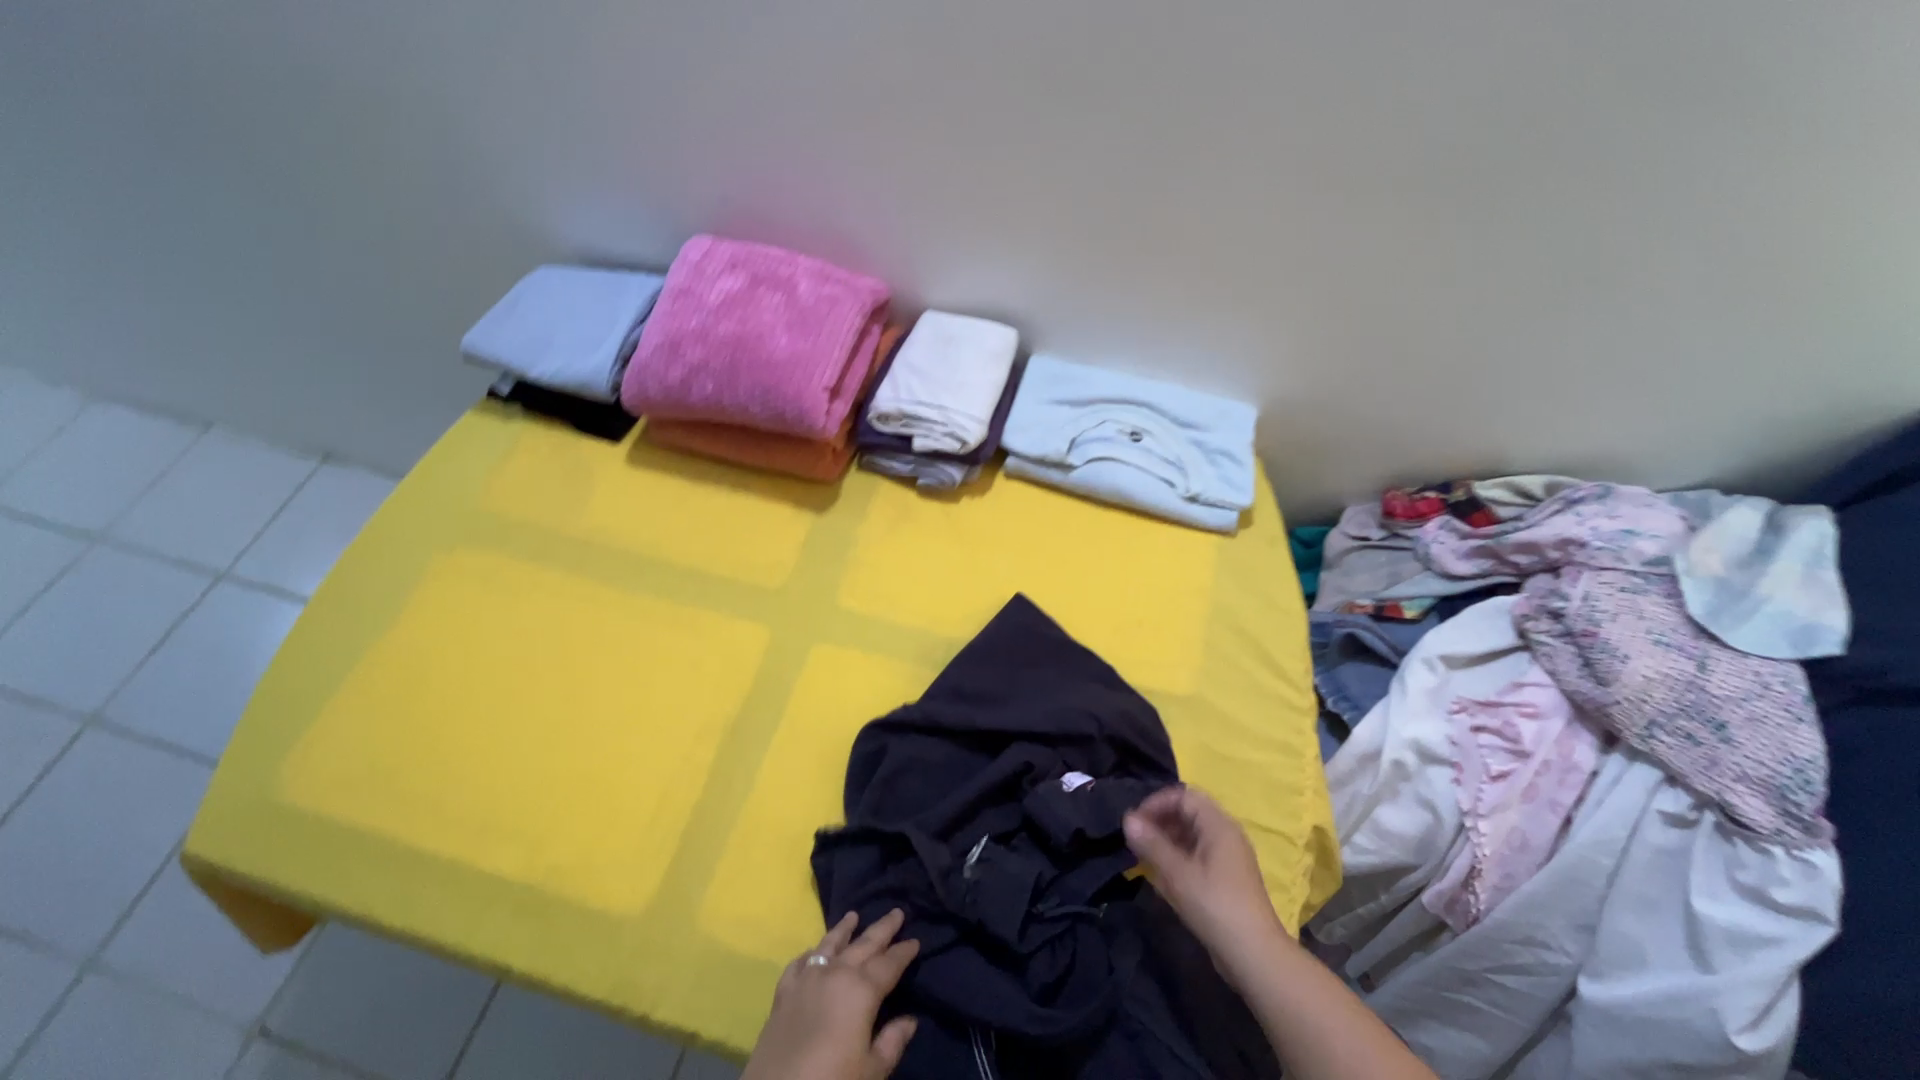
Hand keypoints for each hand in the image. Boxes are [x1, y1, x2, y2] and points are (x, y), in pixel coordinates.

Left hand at [742, 909, 920, 1079]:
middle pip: (863, 945)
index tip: (915, 940)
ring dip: (844, 930)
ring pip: (829, 945)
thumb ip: (892, 1041)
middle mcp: (835, 974)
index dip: (904, 951)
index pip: (889, 964)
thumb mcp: (872, 1070)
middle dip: (882, 929)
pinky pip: (800, 963)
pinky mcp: (783, 993)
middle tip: (896, 912)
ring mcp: (806, 980)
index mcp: (862, 990)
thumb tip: (909, 1020)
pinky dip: (810, 953)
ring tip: (853, 915)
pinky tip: (813, 951)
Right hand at [1124, 786, 1286, 961]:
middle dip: (1160, 821)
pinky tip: (1162, 876)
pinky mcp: (1226, 878)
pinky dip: (1178, 858)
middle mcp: (1226, 835)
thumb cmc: (1214, 906)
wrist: (1253, 954)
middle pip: (1189, 813)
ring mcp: (1228, 857)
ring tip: (1144, 858)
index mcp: (1219, 826)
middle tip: (1136, 841)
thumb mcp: (1177, 874)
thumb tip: (1128, 818)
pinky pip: (1198, 855)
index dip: (1157, 803)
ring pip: (1192, 835)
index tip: (1135, 822)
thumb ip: (1151, 843)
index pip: (1185, 796)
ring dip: (1166, 840)